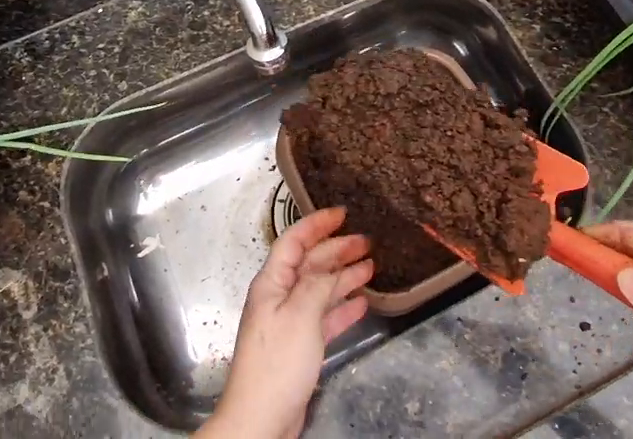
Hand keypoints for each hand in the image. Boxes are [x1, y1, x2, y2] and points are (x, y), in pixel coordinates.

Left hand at [198, 207, 374, 438]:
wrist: (261, 418)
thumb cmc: (278, 362)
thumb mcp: (300, 315)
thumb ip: (317, 285)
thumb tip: (330, 267)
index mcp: (272, 282)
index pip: (294, 241)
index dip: (316, 224)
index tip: (341, 213)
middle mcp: (279, 297)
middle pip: (310, 264)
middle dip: (336, 249)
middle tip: (367, 240)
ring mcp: (290, 322)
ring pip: (320, 289)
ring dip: (344, 276)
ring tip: (371, 265)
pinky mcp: (300, 346)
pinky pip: (324, 317)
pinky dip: (342, 307)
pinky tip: (362, 302)